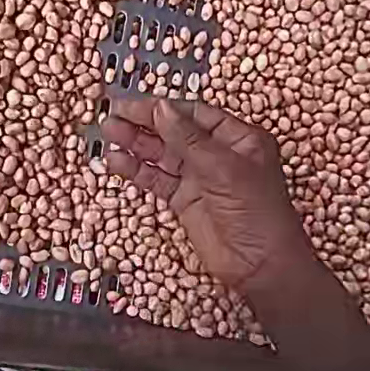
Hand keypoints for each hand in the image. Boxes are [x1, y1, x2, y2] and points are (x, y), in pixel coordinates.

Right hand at [100, 97, 316, 297]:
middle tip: (113, 116)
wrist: (261, 266)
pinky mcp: (185, 201)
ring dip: (135, 143)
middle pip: (174, 131)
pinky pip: (157, 180)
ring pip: (162, 154)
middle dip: (143, 123)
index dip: (163, 108)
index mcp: (238, 138)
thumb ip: (189, 139)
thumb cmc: (258, 214)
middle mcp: (217, 154)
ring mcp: (199, 178)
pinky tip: (117, 162)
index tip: (132, 104)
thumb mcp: (224, 169)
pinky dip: (137, 171)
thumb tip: (161, 108)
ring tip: (108, 133)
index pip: (194, 114)